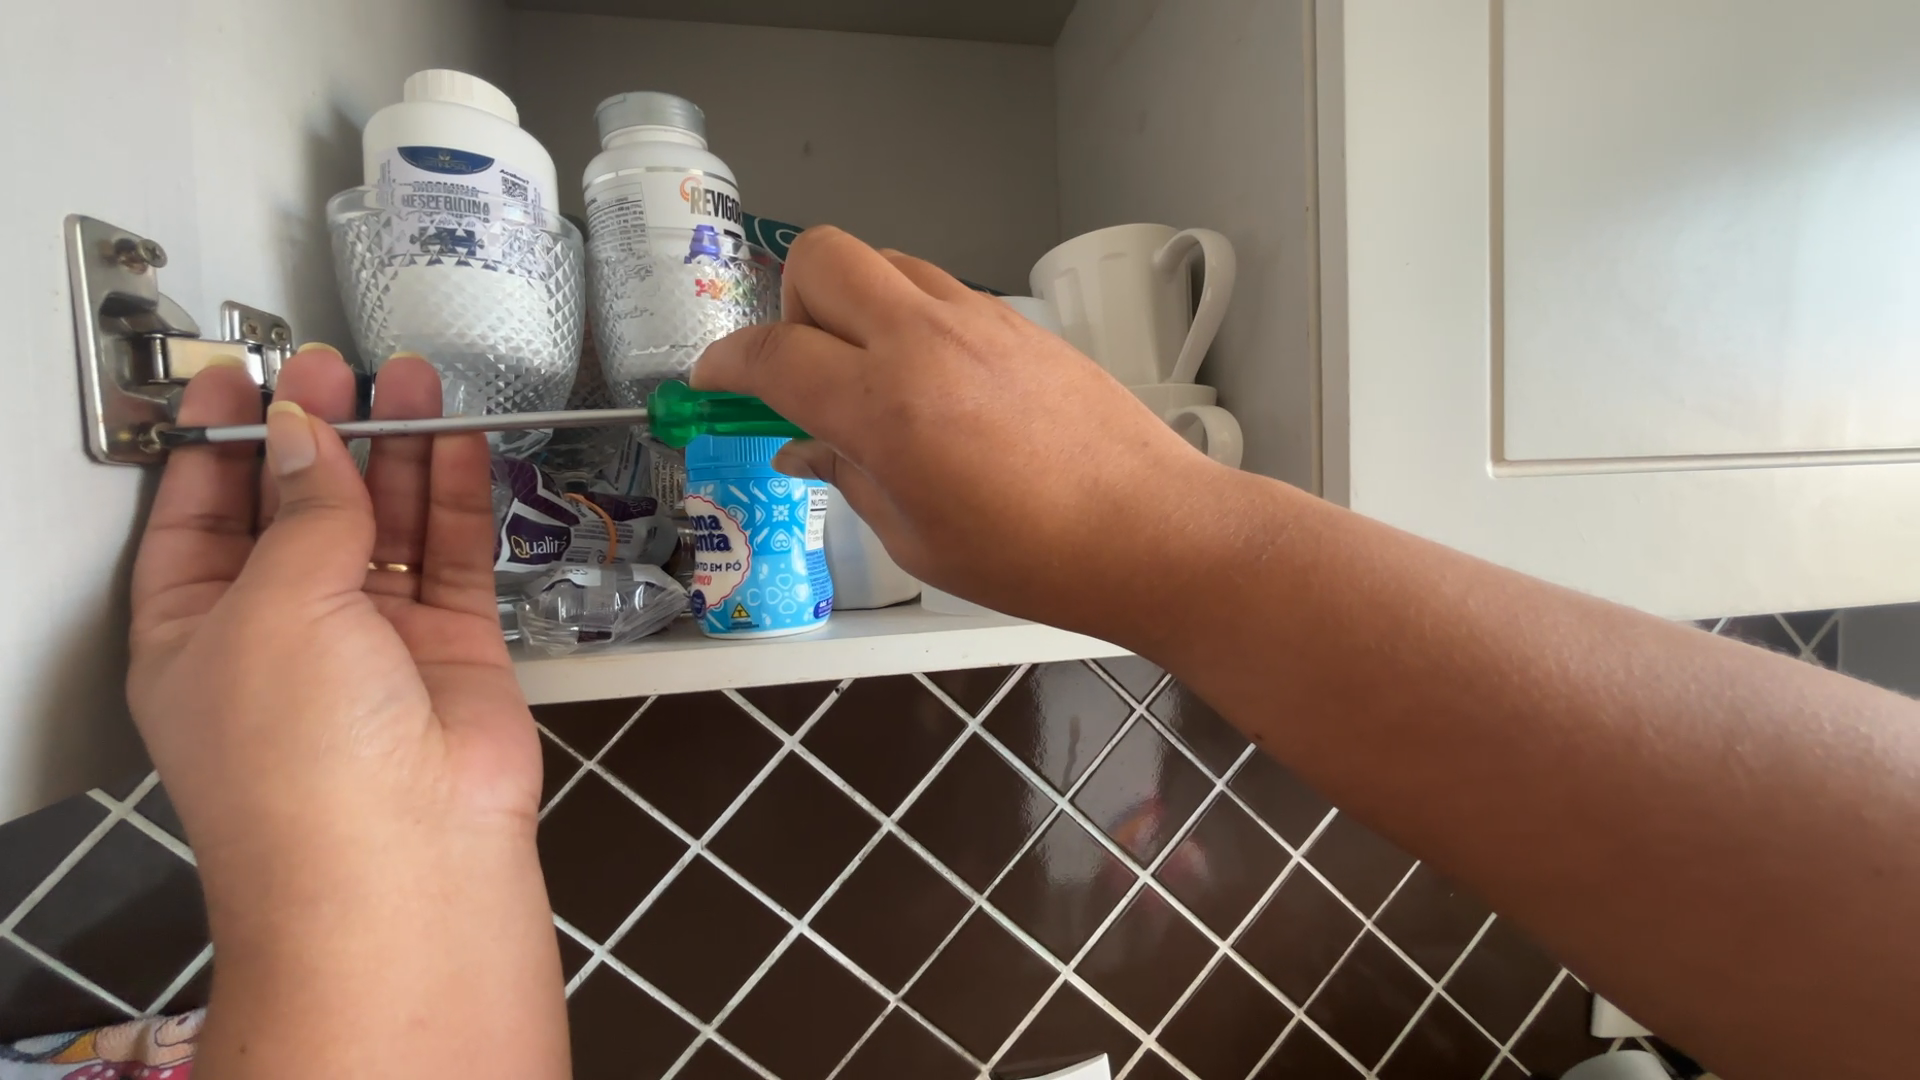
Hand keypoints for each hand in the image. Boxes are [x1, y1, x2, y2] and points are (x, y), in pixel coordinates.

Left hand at [126, 346, 563, 1075]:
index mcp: (200, 621)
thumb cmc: (298, 751)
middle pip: (309, 504)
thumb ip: (307, 514)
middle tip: (344, 369)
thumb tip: (311, 433)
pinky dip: (458, 495)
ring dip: (403, 452)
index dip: (225, 439)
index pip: (202, 508)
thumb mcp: (273, 609)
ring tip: (415, 386)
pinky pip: (454, 549)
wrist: (411, 841)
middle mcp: (291, 618)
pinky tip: (461, 445)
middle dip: (325, 433)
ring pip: (391, 519)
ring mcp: (380, 625)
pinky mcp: (455, 632)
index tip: (247, 374)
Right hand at [695, 227, 1230, 643]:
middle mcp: (925, 340)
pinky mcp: (1020, 323)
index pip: (773, 353)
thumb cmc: (1031, 561)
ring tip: (871, 373)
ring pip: (884, 262)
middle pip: (820, 259)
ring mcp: (979, 320)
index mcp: (887, 405)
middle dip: (791, 307)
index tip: (712, 381)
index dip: (726, 365)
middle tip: (806, 371)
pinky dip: (910, 317)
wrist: (1149, 532)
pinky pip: (940, 289)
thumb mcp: (918, 541)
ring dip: (854, 305)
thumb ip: (850, 478)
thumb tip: (804, 449)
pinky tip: (933, 380)